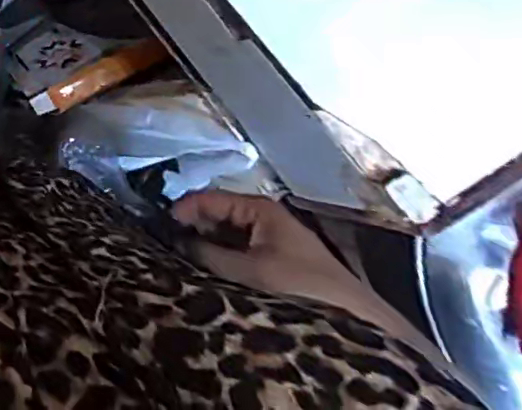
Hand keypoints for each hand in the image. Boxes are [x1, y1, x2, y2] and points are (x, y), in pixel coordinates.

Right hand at [172, 191, 365, 305]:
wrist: (360, 325)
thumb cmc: (302, 286)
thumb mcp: (250, 271)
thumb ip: (208, 253)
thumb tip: (174, 239)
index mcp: (259, 208)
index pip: (209, 198)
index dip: (184, 209)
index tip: (161, 225)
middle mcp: (264, 217)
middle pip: (217, 215)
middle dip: (194, 228)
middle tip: (169, 243)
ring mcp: (272, 239)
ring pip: (227, 235)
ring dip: (208, 245)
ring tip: (184, 257)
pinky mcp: (277, 260)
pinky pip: (240, 250)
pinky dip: (223, 257)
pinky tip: (209, 270)